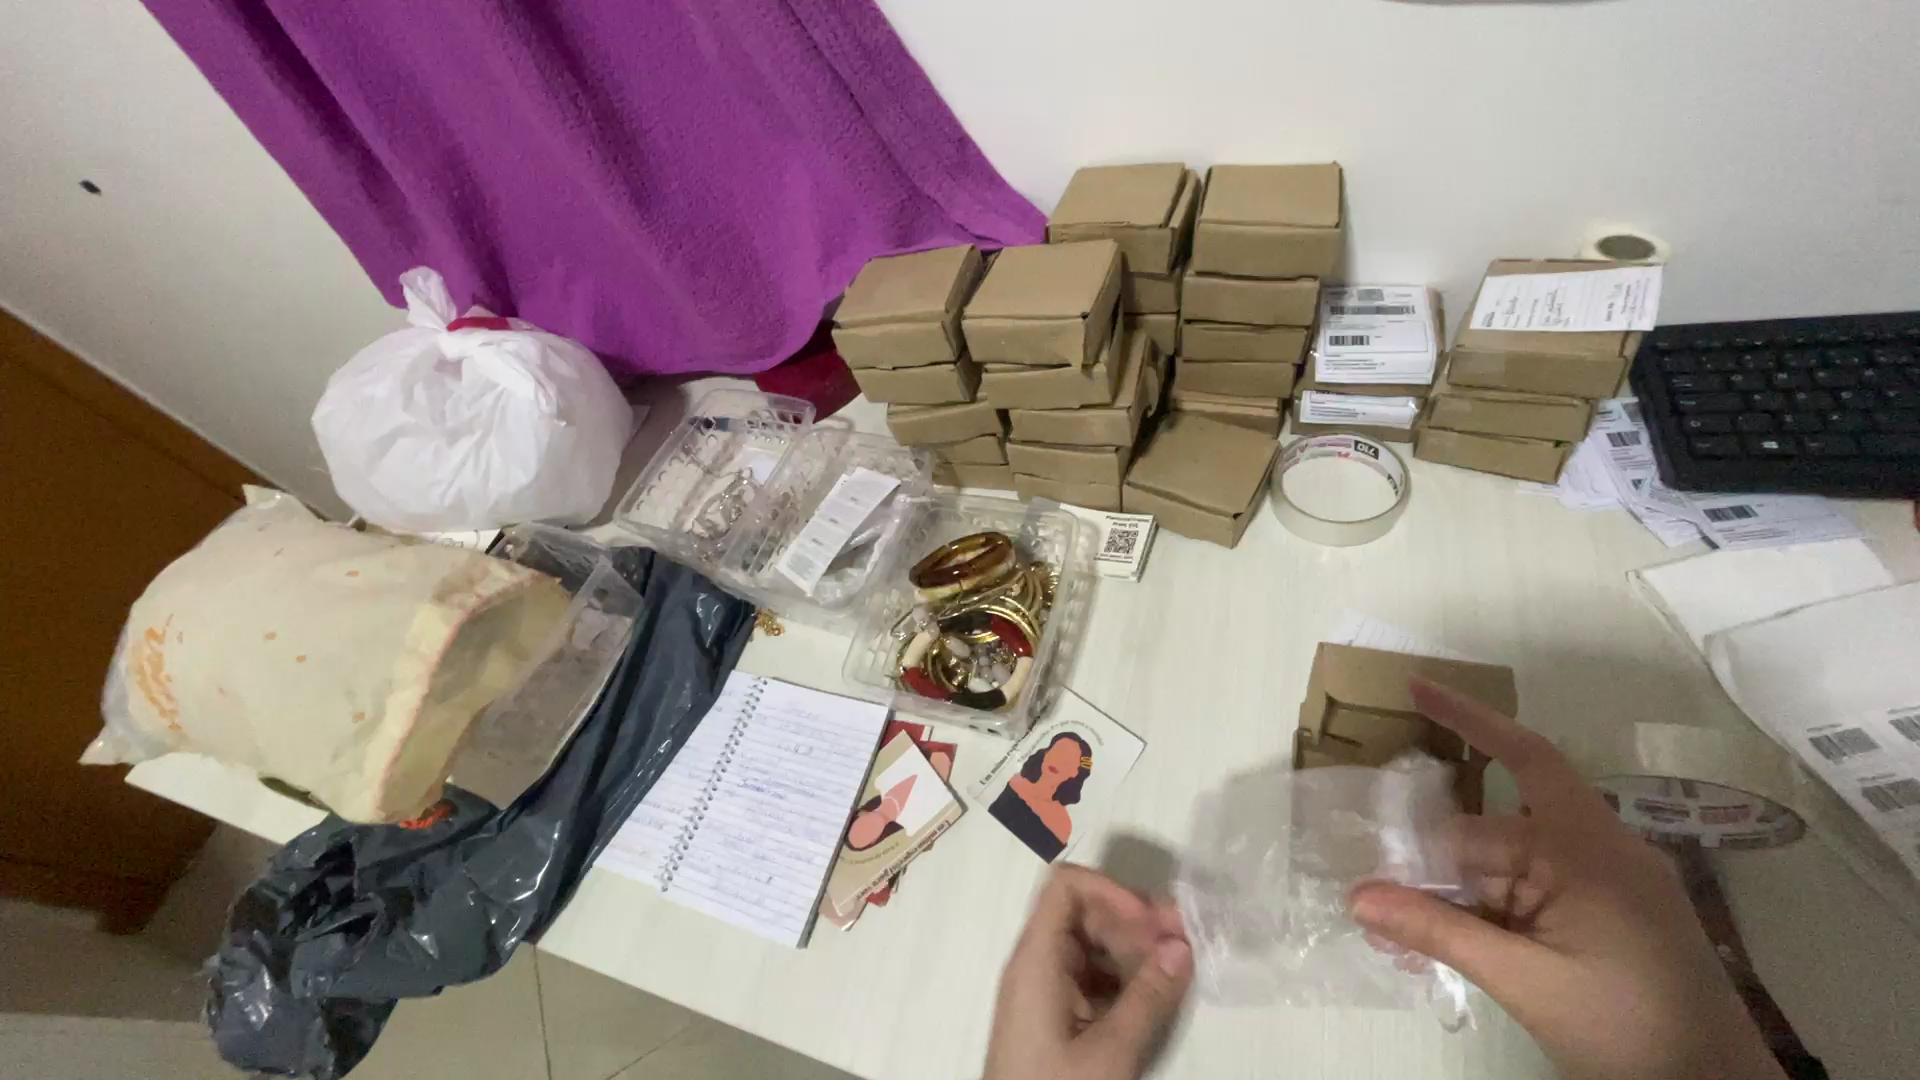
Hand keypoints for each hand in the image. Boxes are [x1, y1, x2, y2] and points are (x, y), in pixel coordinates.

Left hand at [985, 865, 1192, 1079]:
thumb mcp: (1110, 1053)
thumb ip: (1148, 997)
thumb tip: (1181, 945)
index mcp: (1036, 957)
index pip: (1065, 887)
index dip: (1109, 890)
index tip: (1151, 919)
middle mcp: (1036, 961)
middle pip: (1083, 912)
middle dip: (1133, 919)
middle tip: (1184, 938)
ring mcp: (1045, 988)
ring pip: (1091, 944)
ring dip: (1133, 947)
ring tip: (1178, 964)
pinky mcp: (1055, 1015)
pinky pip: (1090, 976)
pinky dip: (1122, 976)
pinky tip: (1154, 994)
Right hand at [1350, 680, 1786, 1079]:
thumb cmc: (1636, 1034)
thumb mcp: (1527, 982)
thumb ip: (1438, 932)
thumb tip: (1356, 897)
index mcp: (1592, 850)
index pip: (1525, 763)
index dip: (1469, 720)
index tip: (1415, 687)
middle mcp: (1594, 855)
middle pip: (1488, 832)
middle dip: (1428, 859)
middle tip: (1370, 885)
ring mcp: (1594, 888)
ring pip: (1495, 870)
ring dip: (1446, 896)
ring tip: (1393, 929)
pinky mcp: (1591, 918)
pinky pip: (1516, 899)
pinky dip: (1473, 916)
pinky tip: (1434, 941)